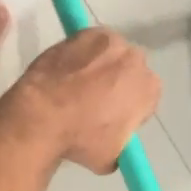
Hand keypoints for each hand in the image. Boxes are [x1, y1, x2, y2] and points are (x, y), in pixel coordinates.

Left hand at [9, 27, 159, 172]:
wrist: (41, 115)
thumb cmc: (81, 139)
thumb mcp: (110, 157)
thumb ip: (120, 146)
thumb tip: (112, 148)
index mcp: (149, 89)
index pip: (145, 96)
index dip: (128, 107)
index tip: (111, 117)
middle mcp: (135, 59)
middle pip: (129, 70)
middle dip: (116, 82)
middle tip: (93, 100)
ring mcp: (108, 41)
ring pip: (109, 53)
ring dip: (98, 65)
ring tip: (75, 84)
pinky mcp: (82, 32)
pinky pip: (86, 44)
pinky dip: (78, 55)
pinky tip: (64, 72)